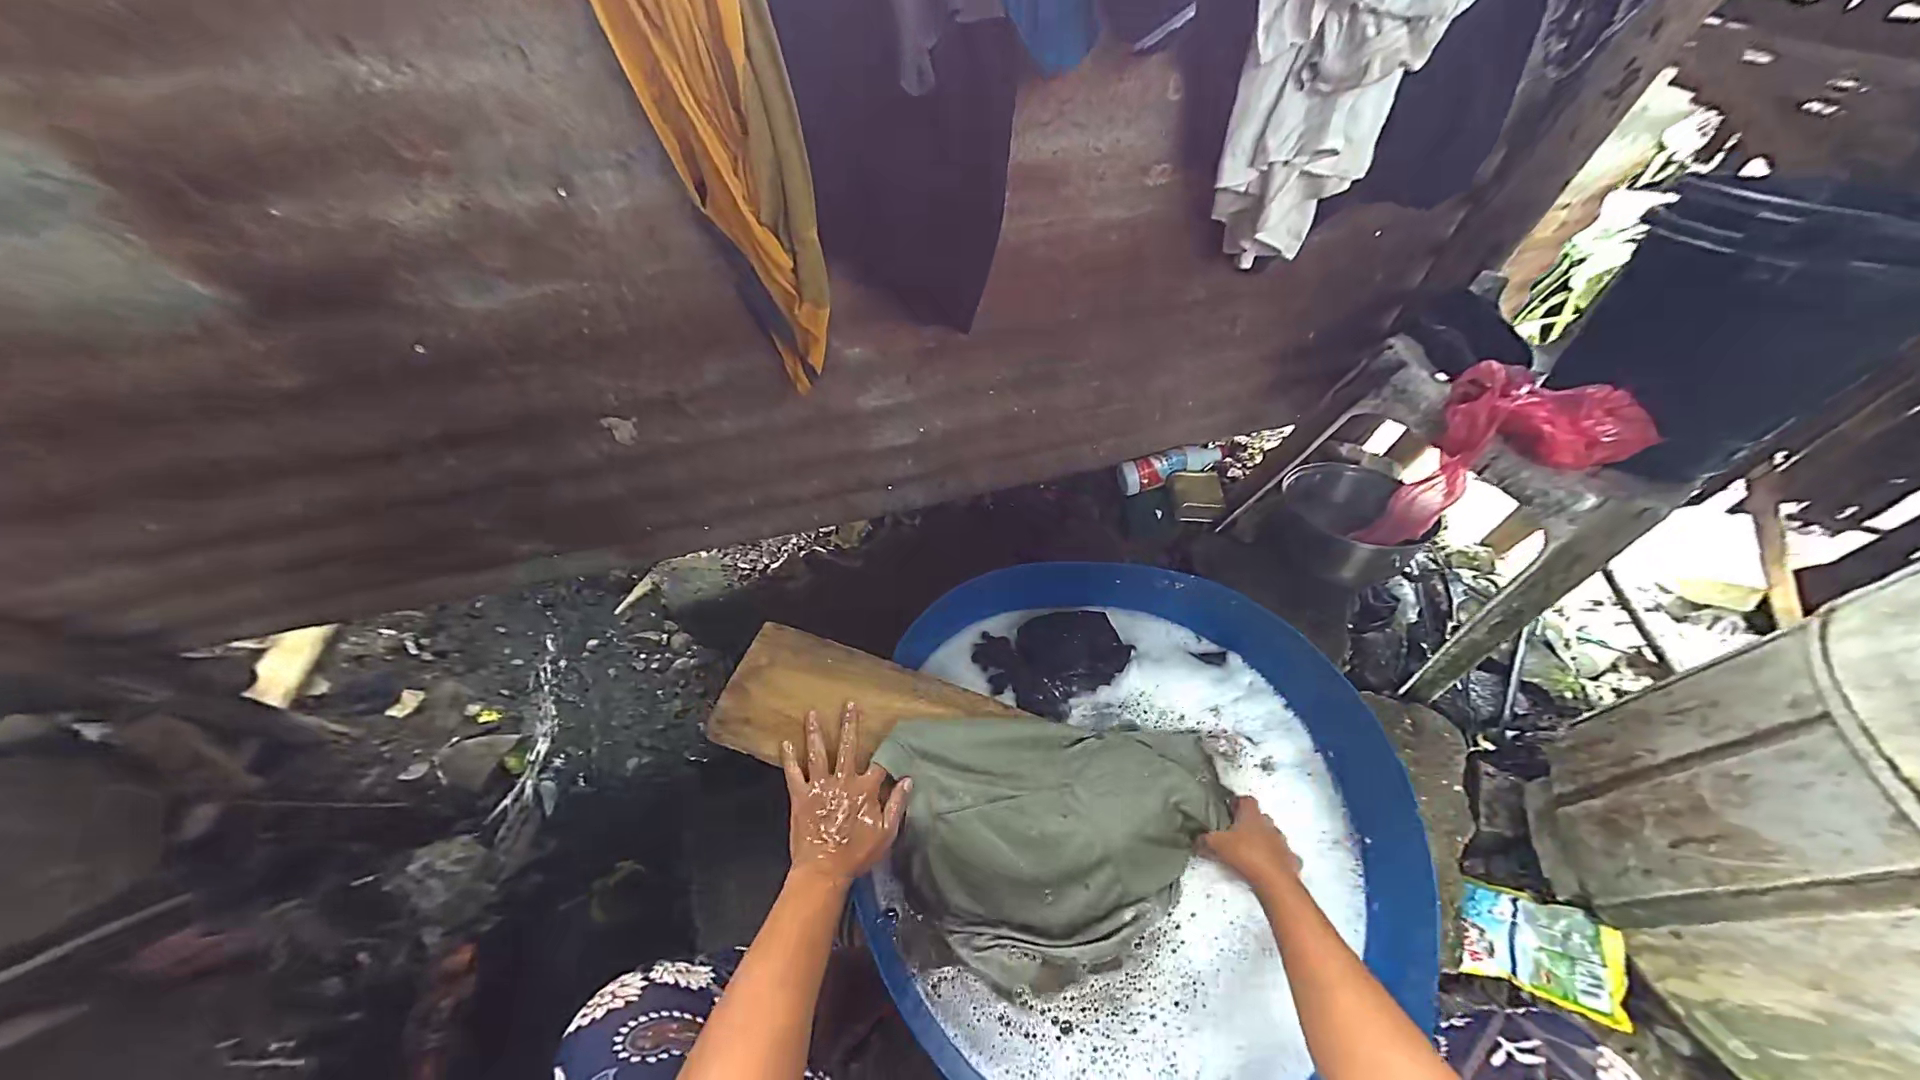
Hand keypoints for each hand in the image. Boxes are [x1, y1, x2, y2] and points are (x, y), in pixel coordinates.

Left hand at [781, 702, 910, 888]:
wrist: (823, 870)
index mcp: (865, 789)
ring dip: (815, 732)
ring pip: (818, 753)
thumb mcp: (887, 833)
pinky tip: (785, 743)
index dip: (887, 750)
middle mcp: (843, 781)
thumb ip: (897, 804)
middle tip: (849, 704)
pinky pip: (793, 773)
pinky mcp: (800, 796)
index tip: (892, 736)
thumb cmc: (857, 854)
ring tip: (812, 713)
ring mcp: (820, 786)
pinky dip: (789, 758)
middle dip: (849, 724)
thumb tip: (908, 780)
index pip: (880, 763)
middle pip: (847, 747)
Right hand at [1199, 795, 1302, 886]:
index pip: (1246, 800)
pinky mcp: (1292, 861)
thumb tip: (1195, 840)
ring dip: (1265, 840)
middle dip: (1251, 822)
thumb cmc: (1245, 855)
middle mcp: (1269, 825)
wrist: (1274, 881)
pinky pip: (1284, 855)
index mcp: (1252, 816)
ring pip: (1273, 836)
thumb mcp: (1216, 845)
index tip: (1229, 809)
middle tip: (1237, 832)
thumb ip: (1204, 840)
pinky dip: (1277, 858)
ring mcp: (1283, 843)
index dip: (1238, 803)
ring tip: (1252, 850)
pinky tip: (1268, 866)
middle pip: (1260, 817)